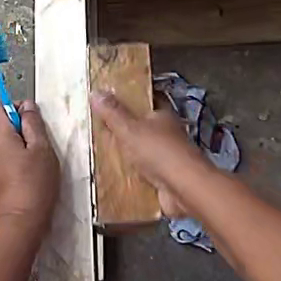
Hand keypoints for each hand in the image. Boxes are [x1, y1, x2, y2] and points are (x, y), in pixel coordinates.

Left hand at [0, 101, 58, 228]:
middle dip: (20, 124)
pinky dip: (17, 153)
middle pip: (1, 123)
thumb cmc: (35, 181)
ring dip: (20, 140)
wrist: (23, 217)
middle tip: (41, 136)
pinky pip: (4, 154)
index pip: (4, 109)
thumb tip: (28, 106)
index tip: (38, 119)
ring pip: (4, 140)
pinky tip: (31, 166)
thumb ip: (34, 124)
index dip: (21, 108)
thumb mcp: (42, 148)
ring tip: (38, 153)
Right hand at [90, 90, 211, 217]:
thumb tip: (96, 92)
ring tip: (101, 155)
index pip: (148, 101)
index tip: (111, 100)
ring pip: (144, 152)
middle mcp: (168, 134)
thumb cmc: (159, 152)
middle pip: (144, 128)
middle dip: (125, 130)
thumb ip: (113, 113)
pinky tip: (115, 178)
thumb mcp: (130, 129)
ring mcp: (168, 157)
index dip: (131, 99)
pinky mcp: (166, 179)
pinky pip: (144, 174)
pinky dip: (132, 176)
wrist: (183, 188)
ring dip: (127, 155)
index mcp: (163, 116)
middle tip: (99, 130)